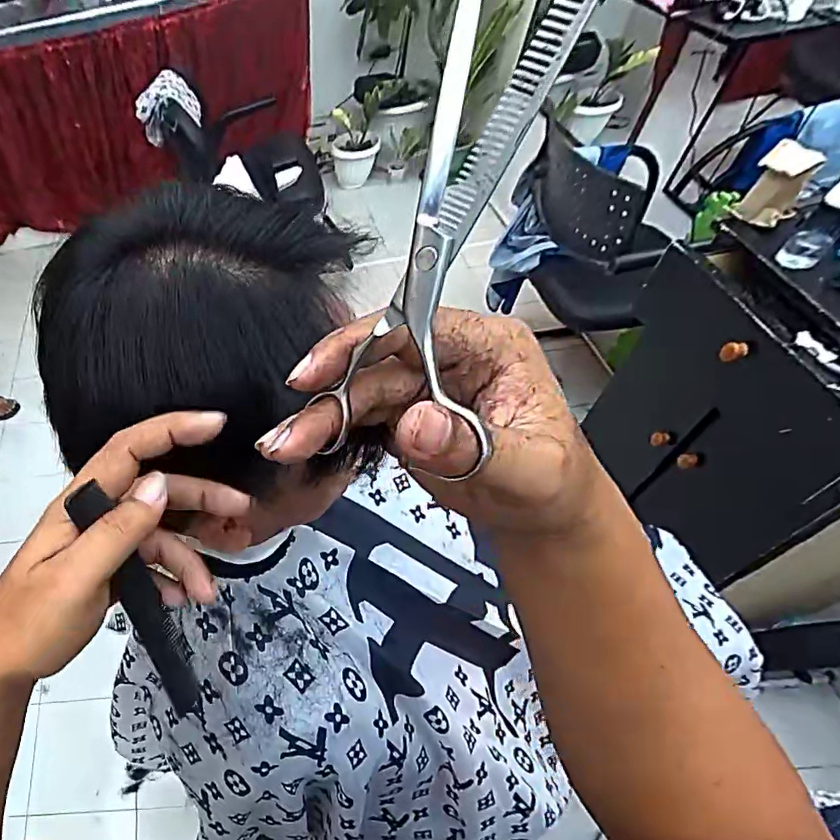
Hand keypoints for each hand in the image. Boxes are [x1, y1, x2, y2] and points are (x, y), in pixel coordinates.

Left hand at [0, 411, 250, 685]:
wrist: (3, 665)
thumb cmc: (28, 622)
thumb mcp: (76, 576)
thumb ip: (118, 530)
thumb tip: (158, 485)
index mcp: (81, 505)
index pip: (128, 450)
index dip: (172, 430)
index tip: (216, 424)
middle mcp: (95, 516)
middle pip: (156, 492)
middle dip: (201, 500)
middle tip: (241, 515)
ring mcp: (103, 545)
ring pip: (159, 535)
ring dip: (188, 559)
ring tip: (205, 592)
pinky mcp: (109, 571)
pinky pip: (150, 563)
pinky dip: (170, 578)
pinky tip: (180, 598)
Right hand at [261, 309, 605, 538]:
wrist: (539, 513)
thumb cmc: (550, 482)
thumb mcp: (528, 469)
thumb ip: (473, 446)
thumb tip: (418, 422)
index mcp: (488, 348)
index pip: (415, 327)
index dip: (360, 342)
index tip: (320, 369)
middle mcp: (449, 361)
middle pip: (374, 364)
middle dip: (328, 397)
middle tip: (293, 432)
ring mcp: (424, 389)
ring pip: (358, 393)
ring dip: (320, 420)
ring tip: (288, 446)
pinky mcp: (404, 418)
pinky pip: (358, 418)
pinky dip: (330, 434)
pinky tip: (307, 447)